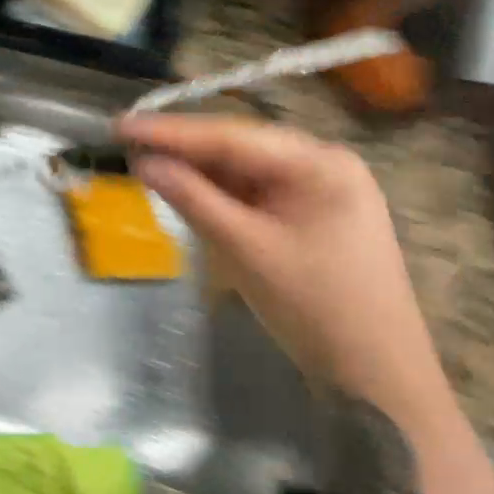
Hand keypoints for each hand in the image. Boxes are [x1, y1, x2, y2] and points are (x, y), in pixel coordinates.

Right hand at [119, 114, 493, 493]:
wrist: (374, 370)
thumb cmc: (315, 304)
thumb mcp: (243, 247)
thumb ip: (190, 197)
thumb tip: (141, 161)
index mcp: (320, 165)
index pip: (230, 137)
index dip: (169, 130)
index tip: (118, 124)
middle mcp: (321, 165)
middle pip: (234, 145)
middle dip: (178, 144)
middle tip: (121, 140)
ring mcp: (315, 188)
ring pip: (237, 165)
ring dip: (191, 165)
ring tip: (138, 158)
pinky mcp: (304, 211)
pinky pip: (247, 187)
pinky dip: (210, 186)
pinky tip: (176, 183)